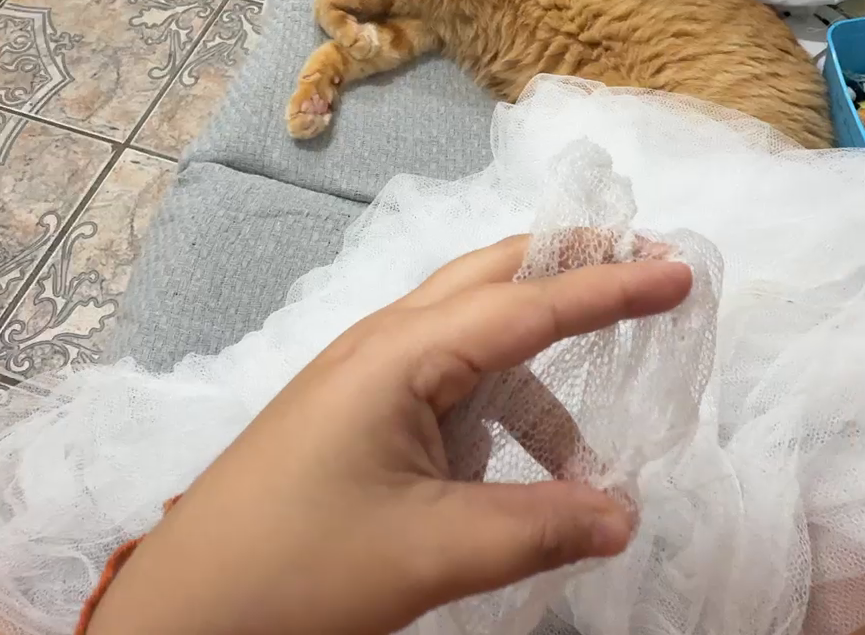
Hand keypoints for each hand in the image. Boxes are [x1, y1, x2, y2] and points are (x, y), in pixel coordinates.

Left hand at [91, 236, 692, 634]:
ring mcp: (371, 367)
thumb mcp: (429, 552)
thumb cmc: (298, 569)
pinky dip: (501, 403)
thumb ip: (537, 528)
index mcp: (403, 352)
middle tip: (642, 265)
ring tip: (591, 431)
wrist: (184, 607)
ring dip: (537, 355)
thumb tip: (626, 513)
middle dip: (569, 266)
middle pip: (492, 275)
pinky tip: (522, 463)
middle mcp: (388, 338)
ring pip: (472, 326)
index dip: (609, 288)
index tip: (680, 271)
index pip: (527, 304)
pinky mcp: (363, 402)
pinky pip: (451, 376)